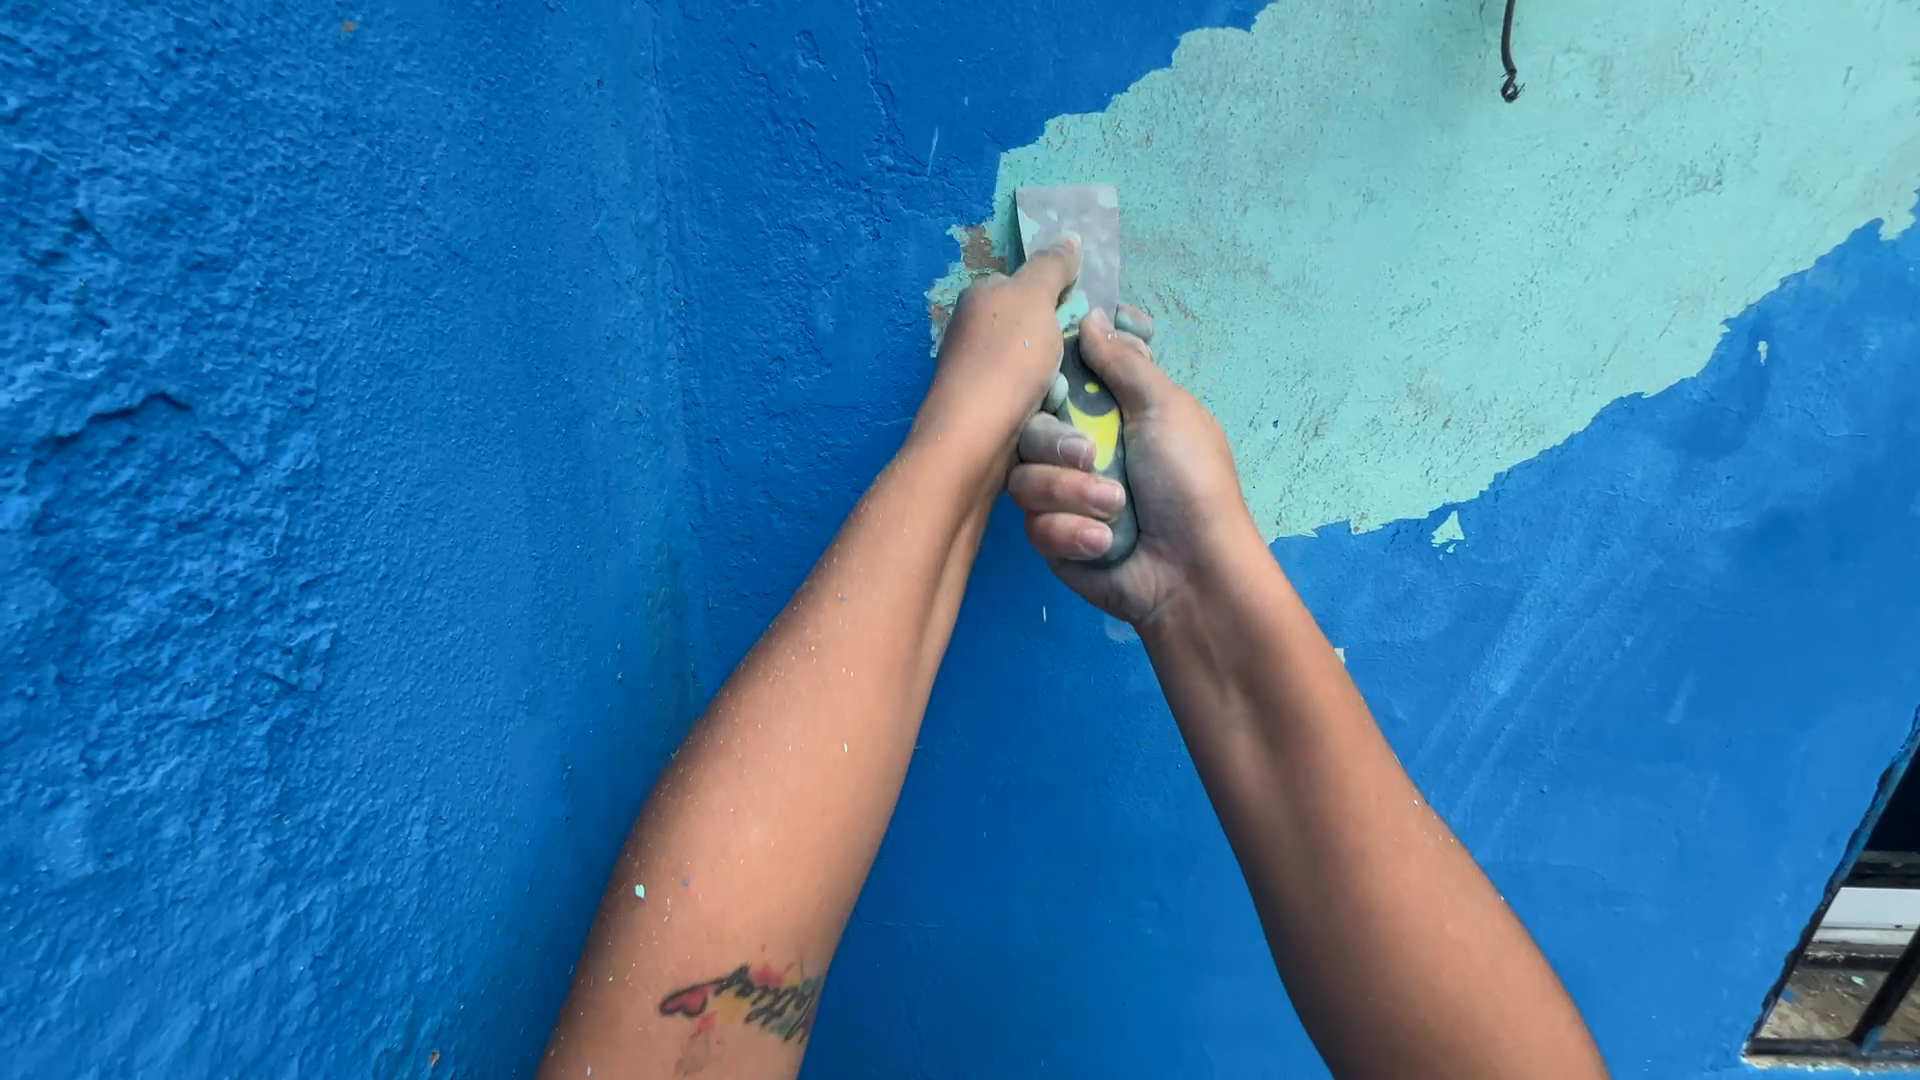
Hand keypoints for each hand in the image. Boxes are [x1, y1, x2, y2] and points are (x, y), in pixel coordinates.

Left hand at [918, 235, 1082, 448]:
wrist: (975, 440)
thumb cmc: (1005, 361)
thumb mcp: (1034, 298)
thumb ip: (1053, 266)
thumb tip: (1070, 237)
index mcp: (980, 300)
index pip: (1025, 285)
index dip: (1055, 296)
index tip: (1079, 314)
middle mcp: (975, 335)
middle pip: (1035, 331)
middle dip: (1058, 345)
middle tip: (1075, 358)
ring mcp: (980, 377)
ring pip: (1037, 370)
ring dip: (1055, 382)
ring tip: (1063, 393)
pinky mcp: (989, 414)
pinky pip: (1030, 403)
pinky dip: (1044, 409)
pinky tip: (1052, 417)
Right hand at [1007, 307, 1266, 625]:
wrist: (1188, 570)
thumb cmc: (1187, 481)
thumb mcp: (1165, 409)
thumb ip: (1124, 364)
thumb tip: (1090, 317)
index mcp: (1109, 415)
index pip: (1061, 384)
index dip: (1051, 380)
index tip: (1057, 382)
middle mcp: (1079, 452)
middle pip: (1029, 429)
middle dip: (1056, 444)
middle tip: (1089, 456)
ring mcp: (1063, 497)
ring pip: (1024, 479)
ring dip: (1070, 494)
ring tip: (1114, 510)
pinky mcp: (1052, 539)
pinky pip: (1034, 524)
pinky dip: (1070, 532)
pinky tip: (1103, 544)